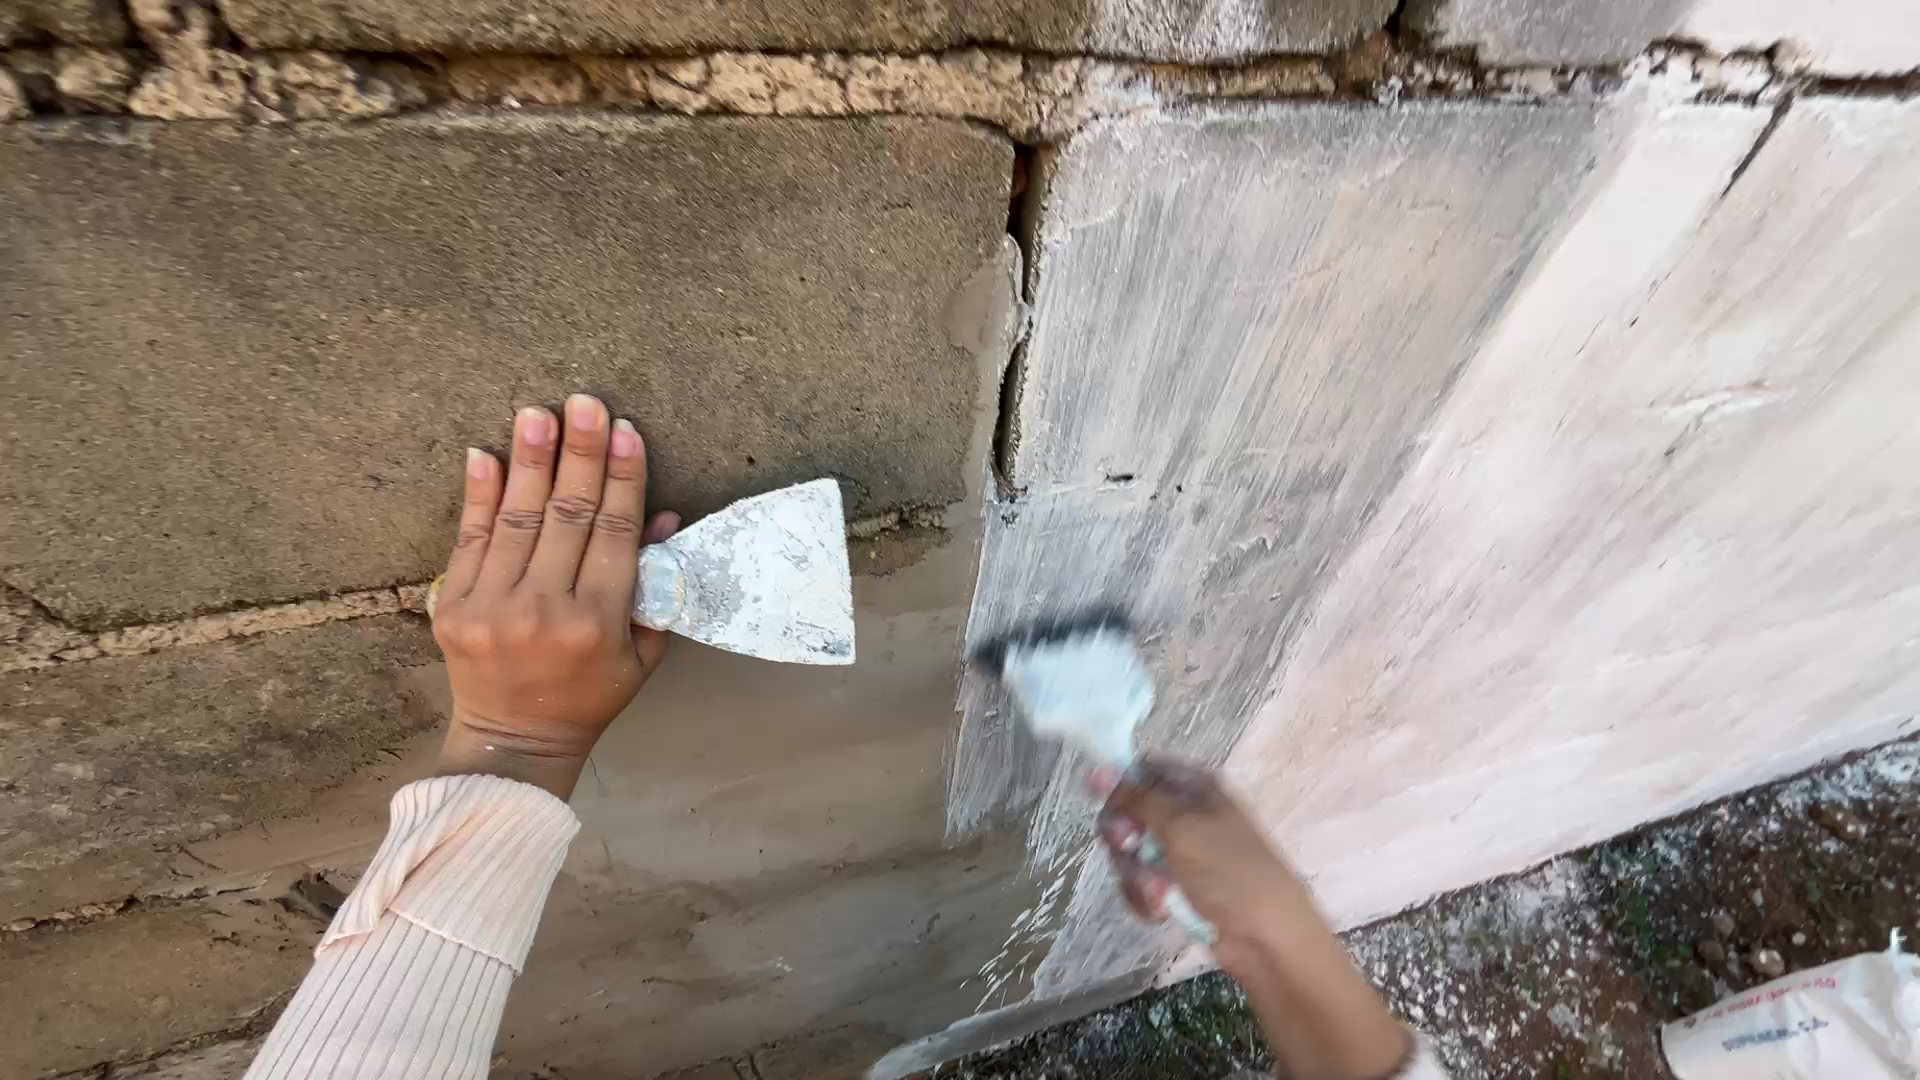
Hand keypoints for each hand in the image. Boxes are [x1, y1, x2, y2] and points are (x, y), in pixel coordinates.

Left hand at [430, 394, 680, 798]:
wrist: (514, 739)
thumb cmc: (593, 694)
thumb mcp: (643, 652)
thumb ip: (655, 587)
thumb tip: (662, 517)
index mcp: (598, 623)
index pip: (614, 534)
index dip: (623, 479)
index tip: (627, 432)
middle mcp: (544, 609)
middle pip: (568, 516)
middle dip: (580, 454)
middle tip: (585, 403)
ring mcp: (491, 606)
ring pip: (518, 518)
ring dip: (531, 461)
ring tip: (537, 412)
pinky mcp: (452, 606)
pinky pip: (468, 539)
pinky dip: (478, 493)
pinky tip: (486, 453)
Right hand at [1093, 758, 1410, 1079]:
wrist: (1271, 942)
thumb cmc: (1231, 872)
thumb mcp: (1181, 827)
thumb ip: (1135, 799)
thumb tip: (1096, 770)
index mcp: (1195, 787)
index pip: (1142, 770)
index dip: (1118, 785)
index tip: (1105, 804)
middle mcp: (1186, 814)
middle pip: (1128, 812)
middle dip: (1124, 837)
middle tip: (1130, 848)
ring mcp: (1181, 853)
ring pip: (1130, 852)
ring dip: (1135, 874)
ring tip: (1157, 893)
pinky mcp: (1176, 887)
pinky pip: (1140, 882)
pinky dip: (1145, 896)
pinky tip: (1161, 910)